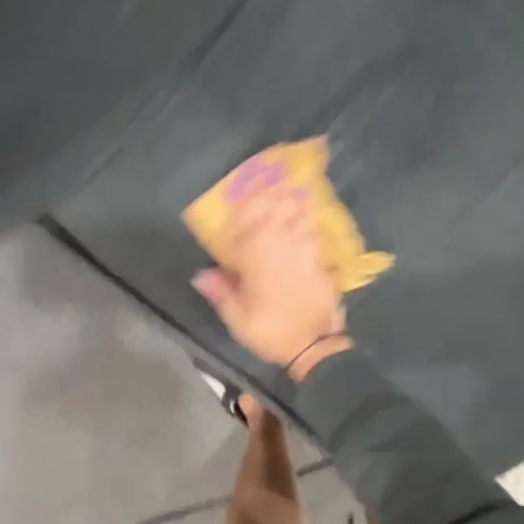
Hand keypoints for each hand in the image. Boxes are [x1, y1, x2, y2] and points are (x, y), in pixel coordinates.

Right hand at [191, 170, 349, 378]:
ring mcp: (305, 252)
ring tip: (288, 185)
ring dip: (291, 200)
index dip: (245, 204)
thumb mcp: (239, 319)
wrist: (315, 347)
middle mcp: (283, 248)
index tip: (242, 188)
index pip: (248, 223)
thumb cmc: (271, 332)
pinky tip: (308, 212)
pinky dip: (309, 218)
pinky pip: (313, 232)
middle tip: (268, 176)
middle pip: (276, 212)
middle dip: (270, 194)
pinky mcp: (322, 261)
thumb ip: (222, 293)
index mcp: (258, 259)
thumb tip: (201, 274)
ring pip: (297, 217)